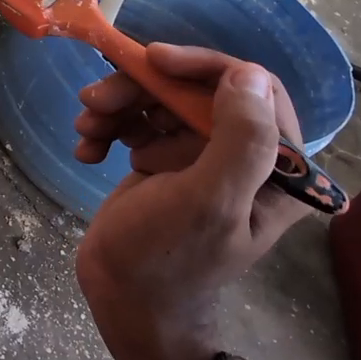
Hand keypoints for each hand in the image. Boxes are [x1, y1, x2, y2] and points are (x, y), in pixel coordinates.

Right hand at [72, 44, 307, 359]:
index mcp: (275, 168)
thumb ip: (239, 141)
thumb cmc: (168, 256)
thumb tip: (246, 75)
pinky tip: (88, 151)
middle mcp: (242, 157)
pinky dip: (106, 130)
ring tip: (86, 130)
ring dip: (115, 109)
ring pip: (157, 102)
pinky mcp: (162, 162)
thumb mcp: (207, 200)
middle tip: (95, 100)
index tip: (151, 60)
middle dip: (140, 90)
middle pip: (192, 90)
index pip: (253, 89)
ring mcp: (198, 158)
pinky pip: (135, 123)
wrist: (124, 299)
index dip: (202, 66)